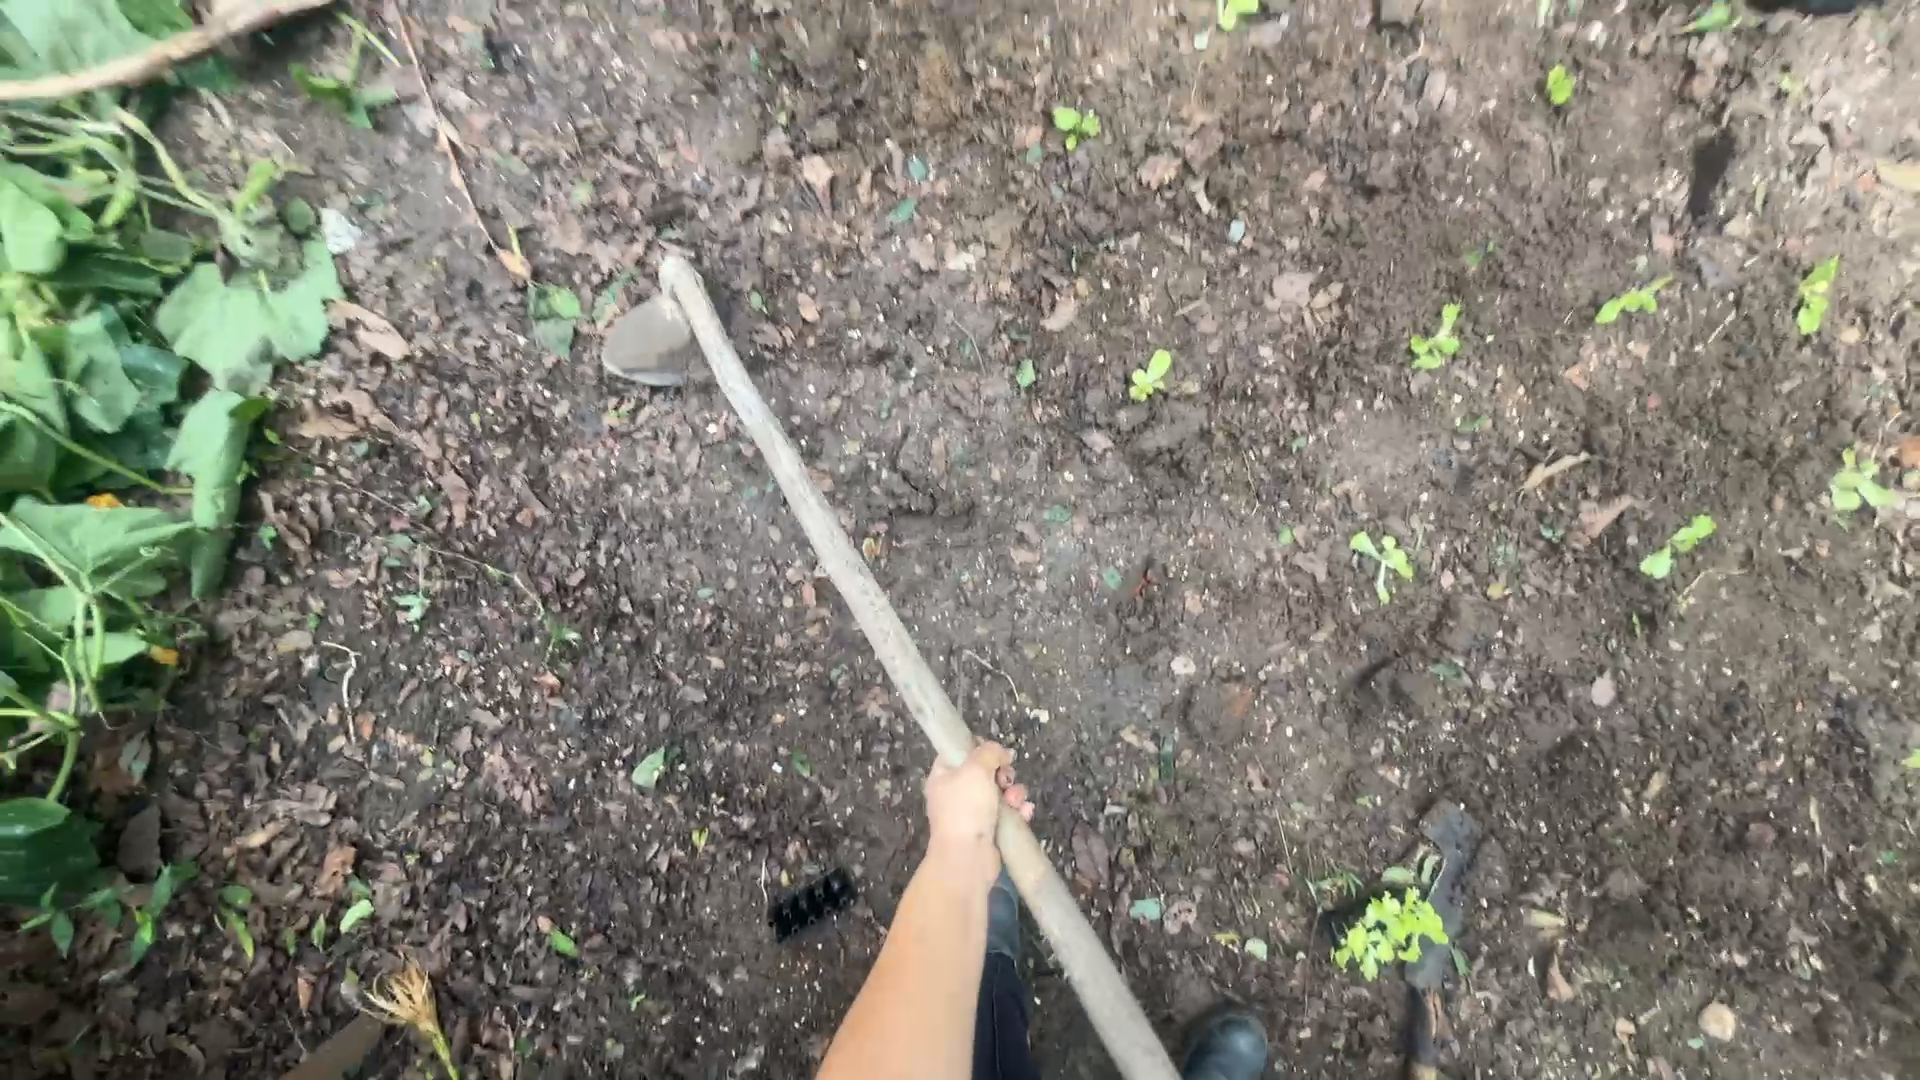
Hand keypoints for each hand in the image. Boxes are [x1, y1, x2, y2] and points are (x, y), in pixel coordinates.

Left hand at [923, 741, 1033, 873]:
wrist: (968, 857)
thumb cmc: (965, 807)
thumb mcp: (975, 768)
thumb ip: (989, 752)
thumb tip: (1001, 753)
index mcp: (943, 775)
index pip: (959, 751)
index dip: (978, 747)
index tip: (994, 751)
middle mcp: (956, 792)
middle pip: (985, 771)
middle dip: (1003, 773)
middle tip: (1005, 779)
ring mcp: (973, 812)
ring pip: (1000, 791)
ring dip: (1014, 793)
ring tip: (1015, 802)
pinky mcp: (989, 829)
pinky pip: (1008, 812)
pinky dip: (1018, 811)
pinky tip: (1024, 813)